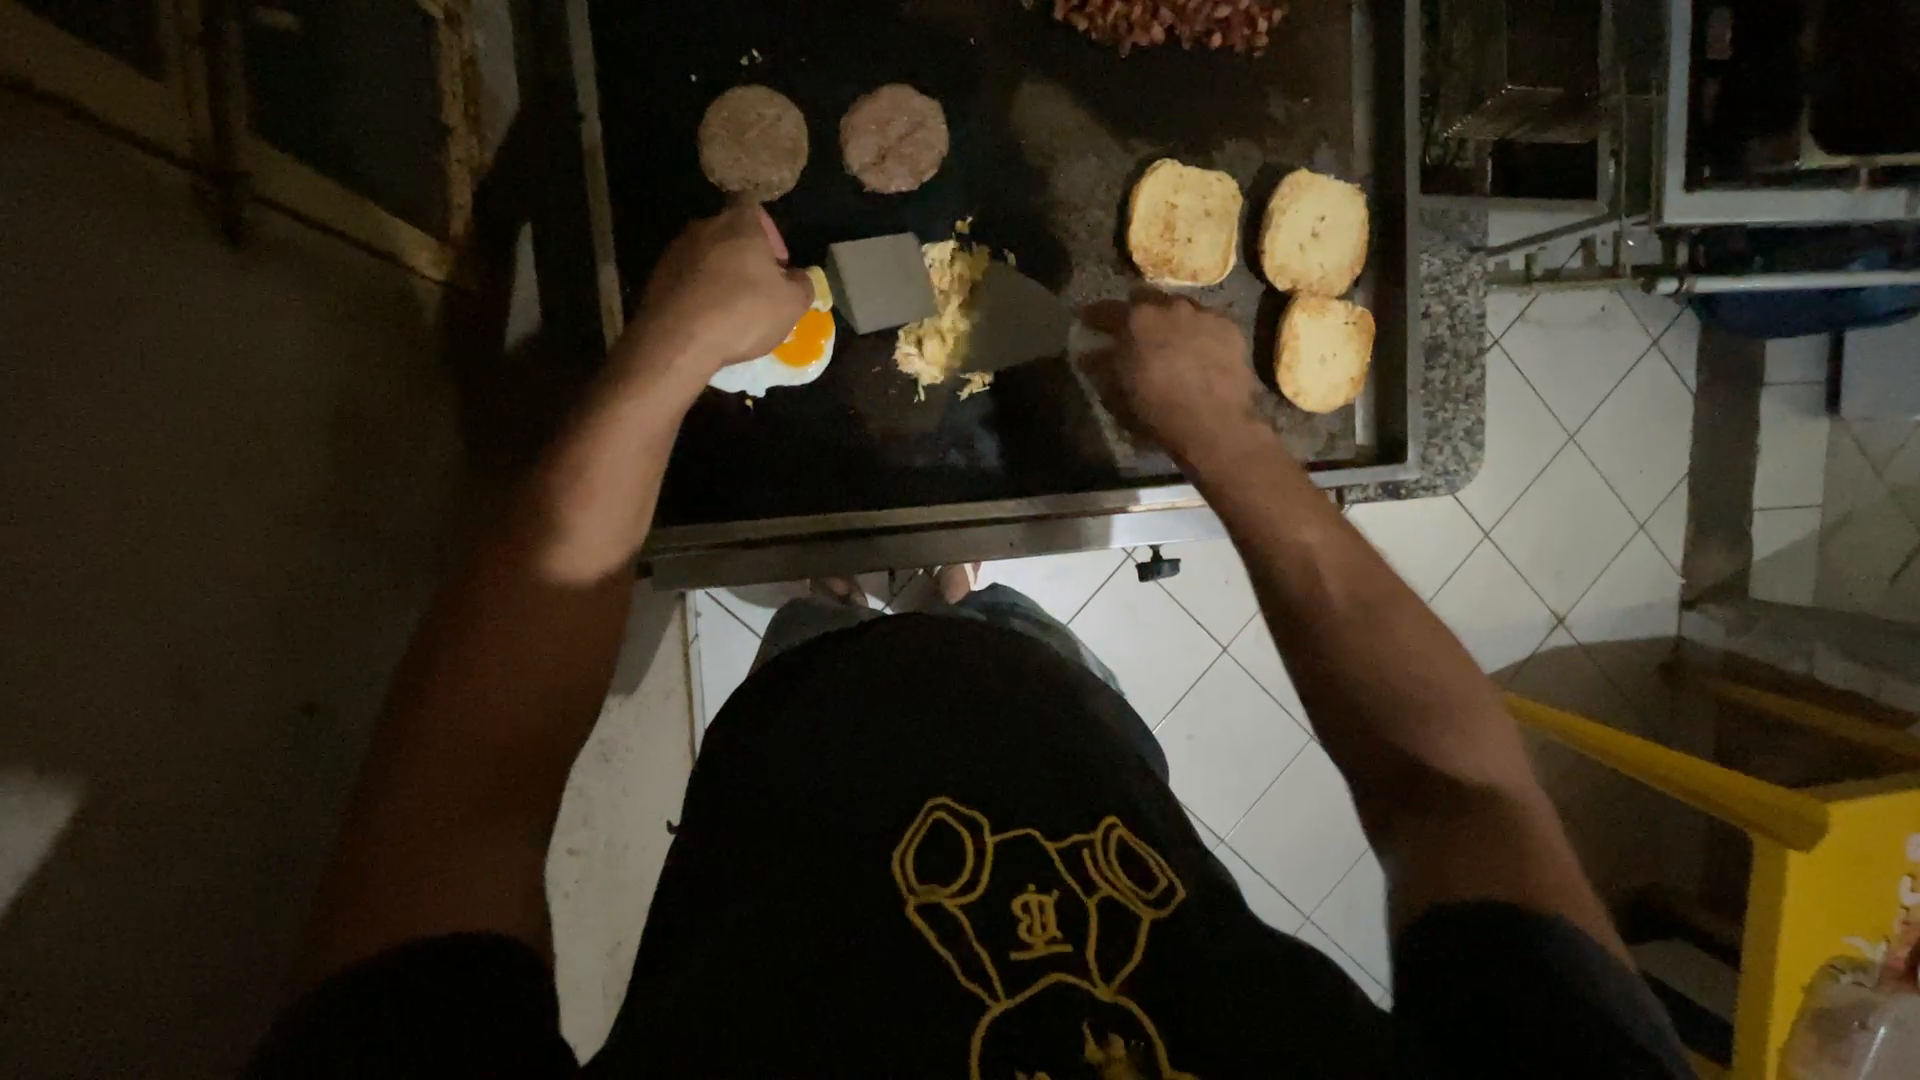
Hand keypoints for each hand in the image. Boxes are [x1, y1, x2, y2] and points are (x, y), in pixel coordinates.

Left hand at [616, 203, 813, 384]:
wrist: (679, 339)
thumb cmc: (744, 312)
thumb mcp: (792, 304)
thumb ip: (803, 285)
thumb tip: (800, 277)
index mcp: (739, 223)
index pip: (755, 208)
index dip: (770, 233)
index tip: (778, 263)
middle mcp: (704, 226)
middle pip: (730, 233)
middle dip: (747, 256)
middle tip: (761, 287)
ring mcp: (676, 250)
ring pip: (708, 256)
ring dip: (723, 275)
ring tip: (734, 308)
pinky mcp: (658, 276)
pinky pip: (688, 278)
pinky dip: (701, 292)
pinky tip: (710, 319)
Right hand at [1080, 290, 1269, 469]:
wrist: (1214, 423)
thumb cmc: (1157, 412)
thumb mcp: (1117, 396)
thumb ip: (1101, 370)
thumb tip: (1089, 356)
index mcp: (1134, 322)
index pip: (1104, 310)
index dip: (1093, 316)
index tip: (1086, 320)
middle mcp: (1168, 307)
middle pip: (1146, 299)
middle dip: (1137, 311)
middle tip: (1134, 330)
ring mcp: (1202, 313)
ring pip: (1179, 307)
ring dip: (1170, 320)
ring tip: (1170, 339)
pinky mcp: (1230, 326)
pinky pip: (1207, 321)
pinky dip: (1199, 332)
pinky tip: (1200, 350)